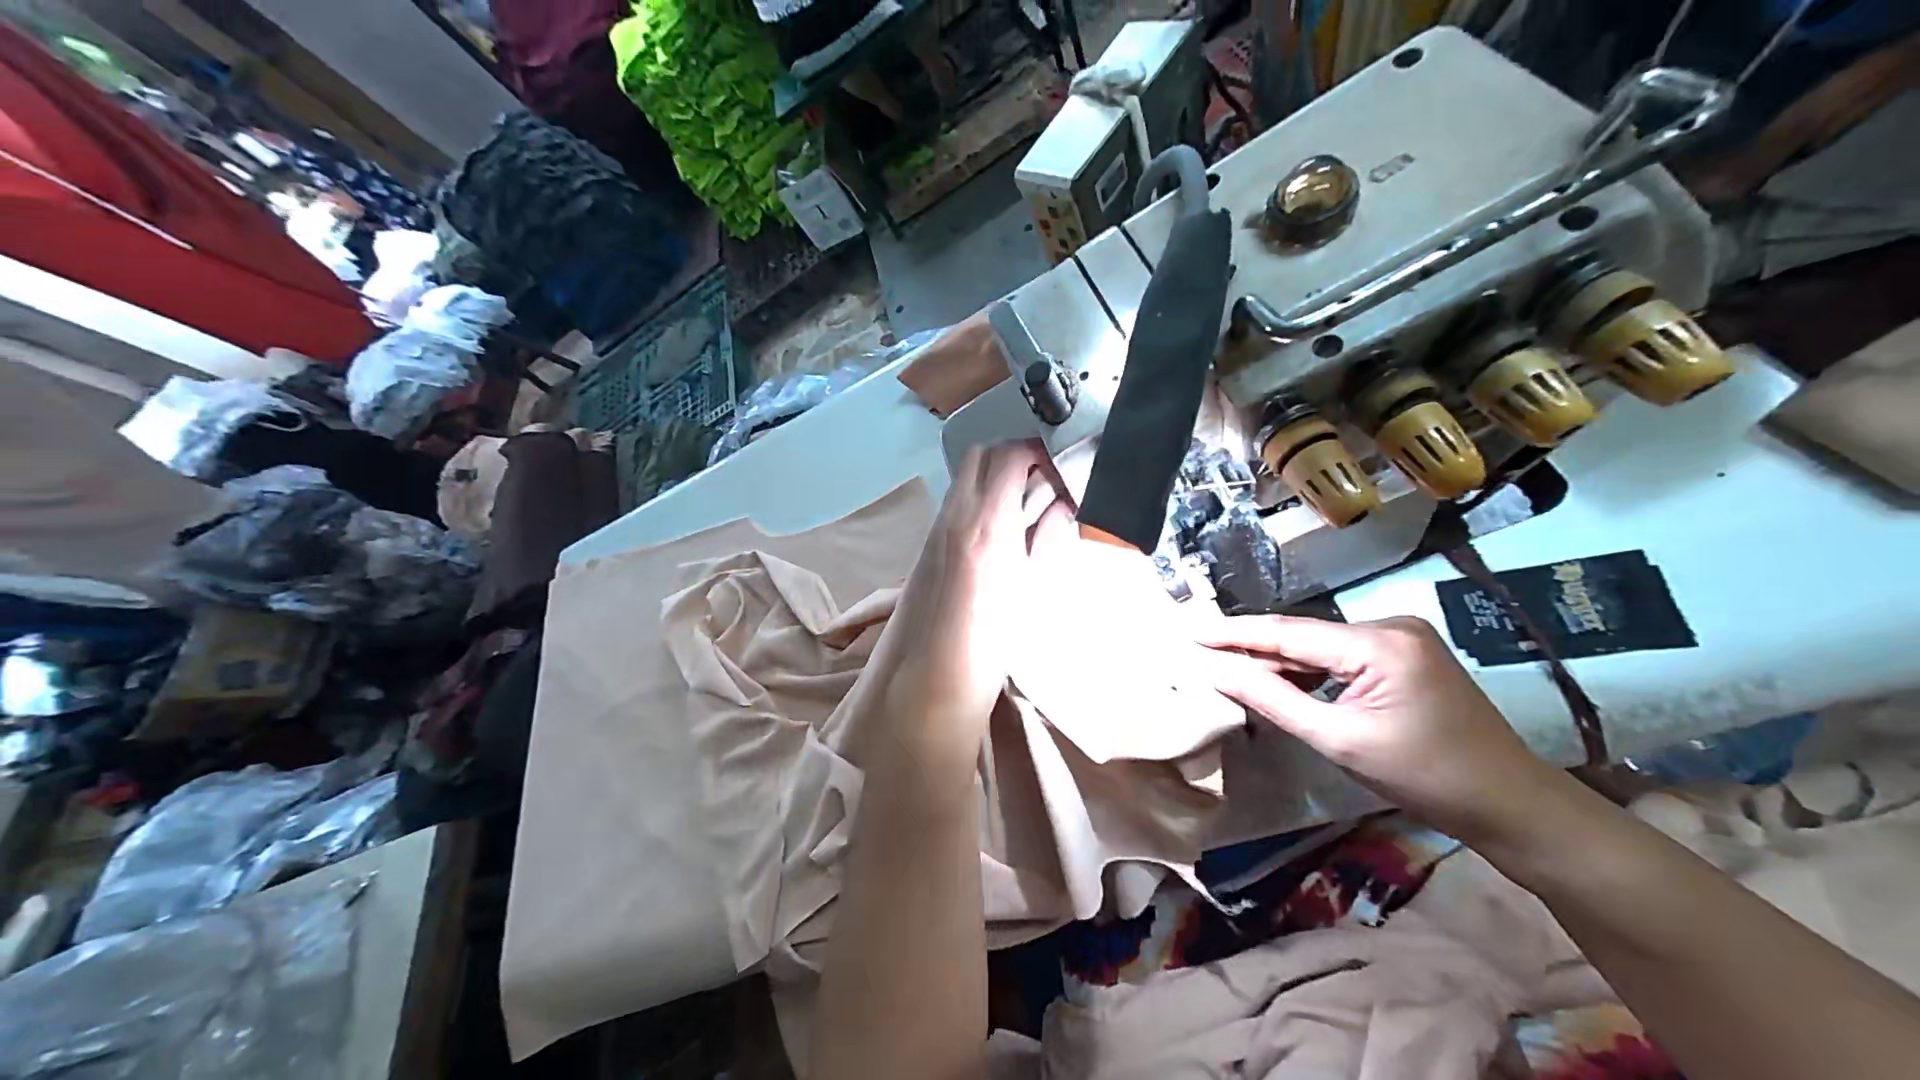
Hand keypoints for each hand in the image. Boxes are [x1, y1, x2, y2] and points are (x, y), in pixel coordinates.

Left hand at [866, 440, 1071, 778]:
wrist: (936, 673)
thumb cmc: (995, 637)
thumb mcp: (1035, 585)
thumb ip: (1048, 537)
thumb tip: (1060, 507)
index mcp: (988, 520)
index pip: (1010, 455)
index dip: (1038, 452)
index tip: (1059, 467)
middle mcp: (956, 512)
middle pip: (981, 454)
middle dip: (1013, 455)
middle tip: (1042, 479)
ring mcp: (938, 525)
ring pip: (965, 476)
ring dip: (995, 476)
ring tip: (1025, 504)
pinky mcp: (928, 542)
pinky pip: (956, 502)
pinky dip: (980, 498)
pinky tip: (1001, 529)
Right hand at [1200, 614, 1571, 842]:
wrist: (1510, 802)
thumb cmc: (1423, 777)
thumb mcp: (1338, 739)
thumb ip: (1272, 698)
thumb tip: (1217, 670)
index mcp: (1379, 643)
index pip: (1288, 631)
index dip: (1235, 633)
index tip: (1190, 631)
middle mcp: (1390, 625)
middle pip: (1303, 634)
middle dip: (1253, 647)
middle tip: (1202, 653)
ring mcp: (1401, 637)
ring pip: (1320, 644)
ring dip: (1279, 660)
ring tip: (1229, 668)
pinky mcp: (1405, 653)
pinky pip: (1341, 655)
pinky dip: (1309, 669)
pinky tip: (1280, 680)